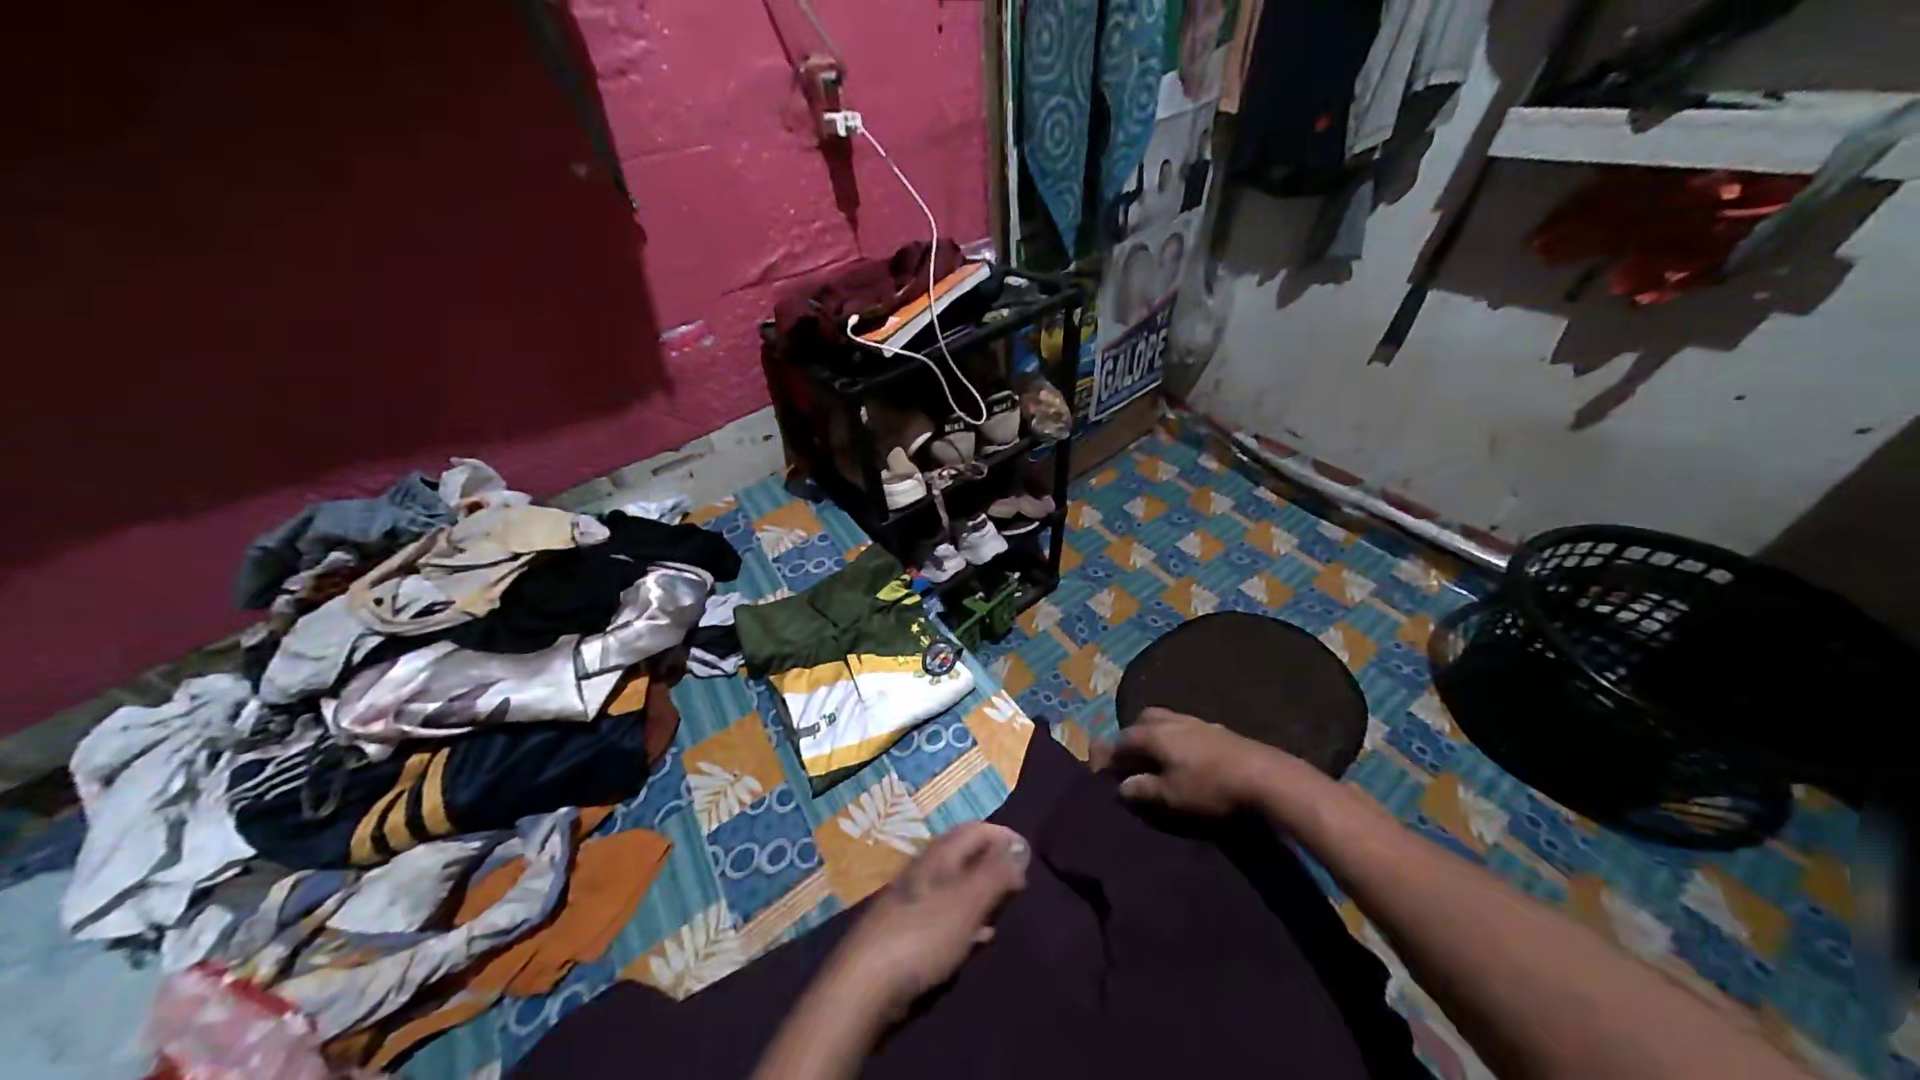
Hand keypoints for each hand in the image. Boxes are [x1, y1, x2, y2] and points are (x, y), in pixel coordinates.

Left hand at [822, 822, 1029, 1019]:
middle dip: (994, 863)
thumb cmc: (924, 935)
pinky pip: (946, 914)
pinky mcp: (908, 930)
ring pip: (956, 885)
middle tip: (1018, 883)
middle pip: (965, 854)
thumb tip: (1019, 845)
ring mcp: (914, 900)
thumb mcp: (968, 902)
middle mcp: (925, 870)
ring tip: (1003, 909)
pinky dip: (967, 918)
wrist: (865, 983)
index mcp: (939, 856)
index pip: (976, 829)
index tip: (1028, 855)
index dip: (1004, 836)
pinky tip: (978, 938)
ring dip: (982, 892)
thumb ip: (996, 873)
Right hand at [1098, 707, 1281, 815]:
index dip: (1111, 755)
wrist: (1263, 775)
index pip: (1122, 739)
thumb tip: (1122, 786)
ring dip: (1156, 734)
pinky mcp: (1217, 729)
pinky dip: (1177, 738)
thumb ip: (1143, 789)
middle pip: (1143, 720)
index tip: (1105, 770)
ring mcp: (1196, 722)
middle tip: (1132, 758)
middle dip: (1133, 736)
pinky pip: (1185, 727)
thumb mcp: (1171, 795)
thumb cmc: (1209, 786)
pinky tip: (1187, 756)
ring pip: (1166, 720)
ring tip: (1158, 757)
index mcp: (1154, 734)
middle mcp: (1171, 721)